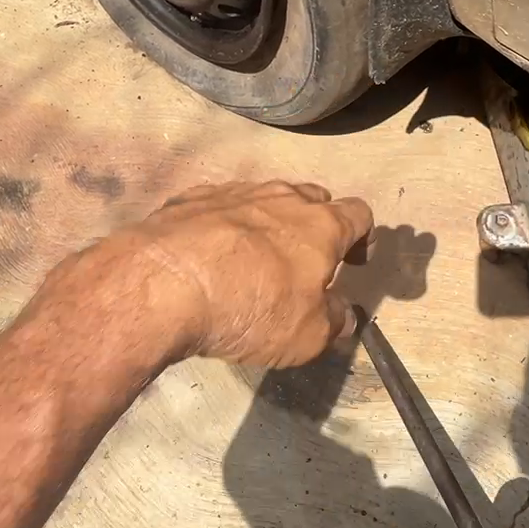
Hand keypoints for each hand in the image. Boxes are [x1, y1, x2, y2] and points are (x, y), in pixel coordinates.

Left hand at [99, 181, 372, 367]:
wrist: (165, 283)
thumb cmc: (251, 308)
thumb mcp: (307, 335)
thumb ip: (335, 322)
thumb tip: (346, 315)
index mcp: (321, 225)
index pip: (360, 214)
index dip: (363, 237)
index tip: (356, 261)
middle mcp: (283, 198)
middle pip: (314, 198)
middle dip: (317, 224)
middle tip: (308, 258)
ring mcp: (236, 192)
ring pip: (266, 198)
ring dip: (270, 222)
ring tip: (256, 256)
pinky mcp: (192, 198)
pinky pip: (221, 205)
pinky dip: (225, 224)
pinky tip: (210, 252)